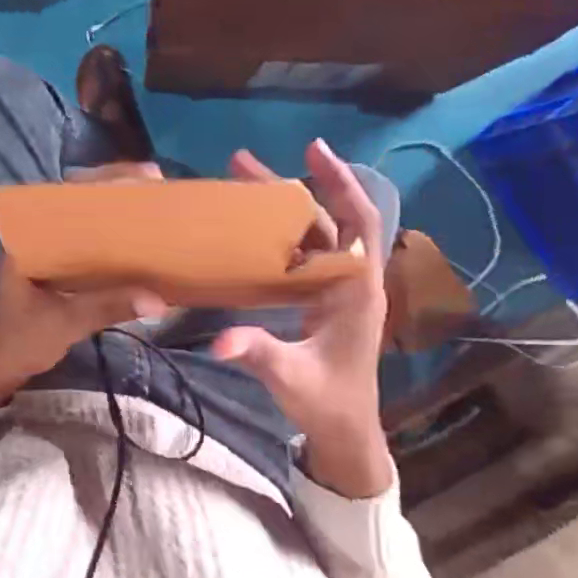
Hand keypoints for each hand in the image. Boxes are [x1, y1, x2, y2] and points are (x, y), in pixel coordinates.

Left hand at [0, 162, 169, 407]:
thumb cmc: (18, 341)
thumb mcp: (63, 324)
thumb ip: (106, 308)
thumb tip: (159, 300)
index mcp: (28, 240)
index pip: (66, 195)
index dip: (104, 180)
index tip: (143, 177)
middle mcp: (37, 240)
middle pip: (80, 203)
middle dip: (118, 193)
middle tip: (159, 187)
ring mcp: (48, 257)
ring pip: (86, 224)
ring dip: (117, 216)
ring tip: (156, 207)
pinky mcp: (58, 276)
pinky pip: (89, 249)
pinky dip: (112, 244)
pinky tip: (139, 246)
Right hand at [211, 141, 392, 497]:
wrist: (342, 427)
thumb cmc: (327, 401)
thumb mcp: (290, 377)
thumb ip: (259, 354)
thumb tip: (218, 340)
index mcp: (356, 289)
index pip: (358, 223)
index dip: (340, 184)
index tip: (314, 150)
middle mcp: (349, 280)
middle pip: (327, 220)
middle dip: (290, 186)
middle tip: (243, 163)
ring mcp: (334, 289)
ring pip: (313, 235)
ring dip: (282, 207)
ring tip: (241, 185)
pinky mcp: (319, 300)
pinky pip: (301, 255)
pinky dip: (279, 234)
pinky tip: (250, 230)